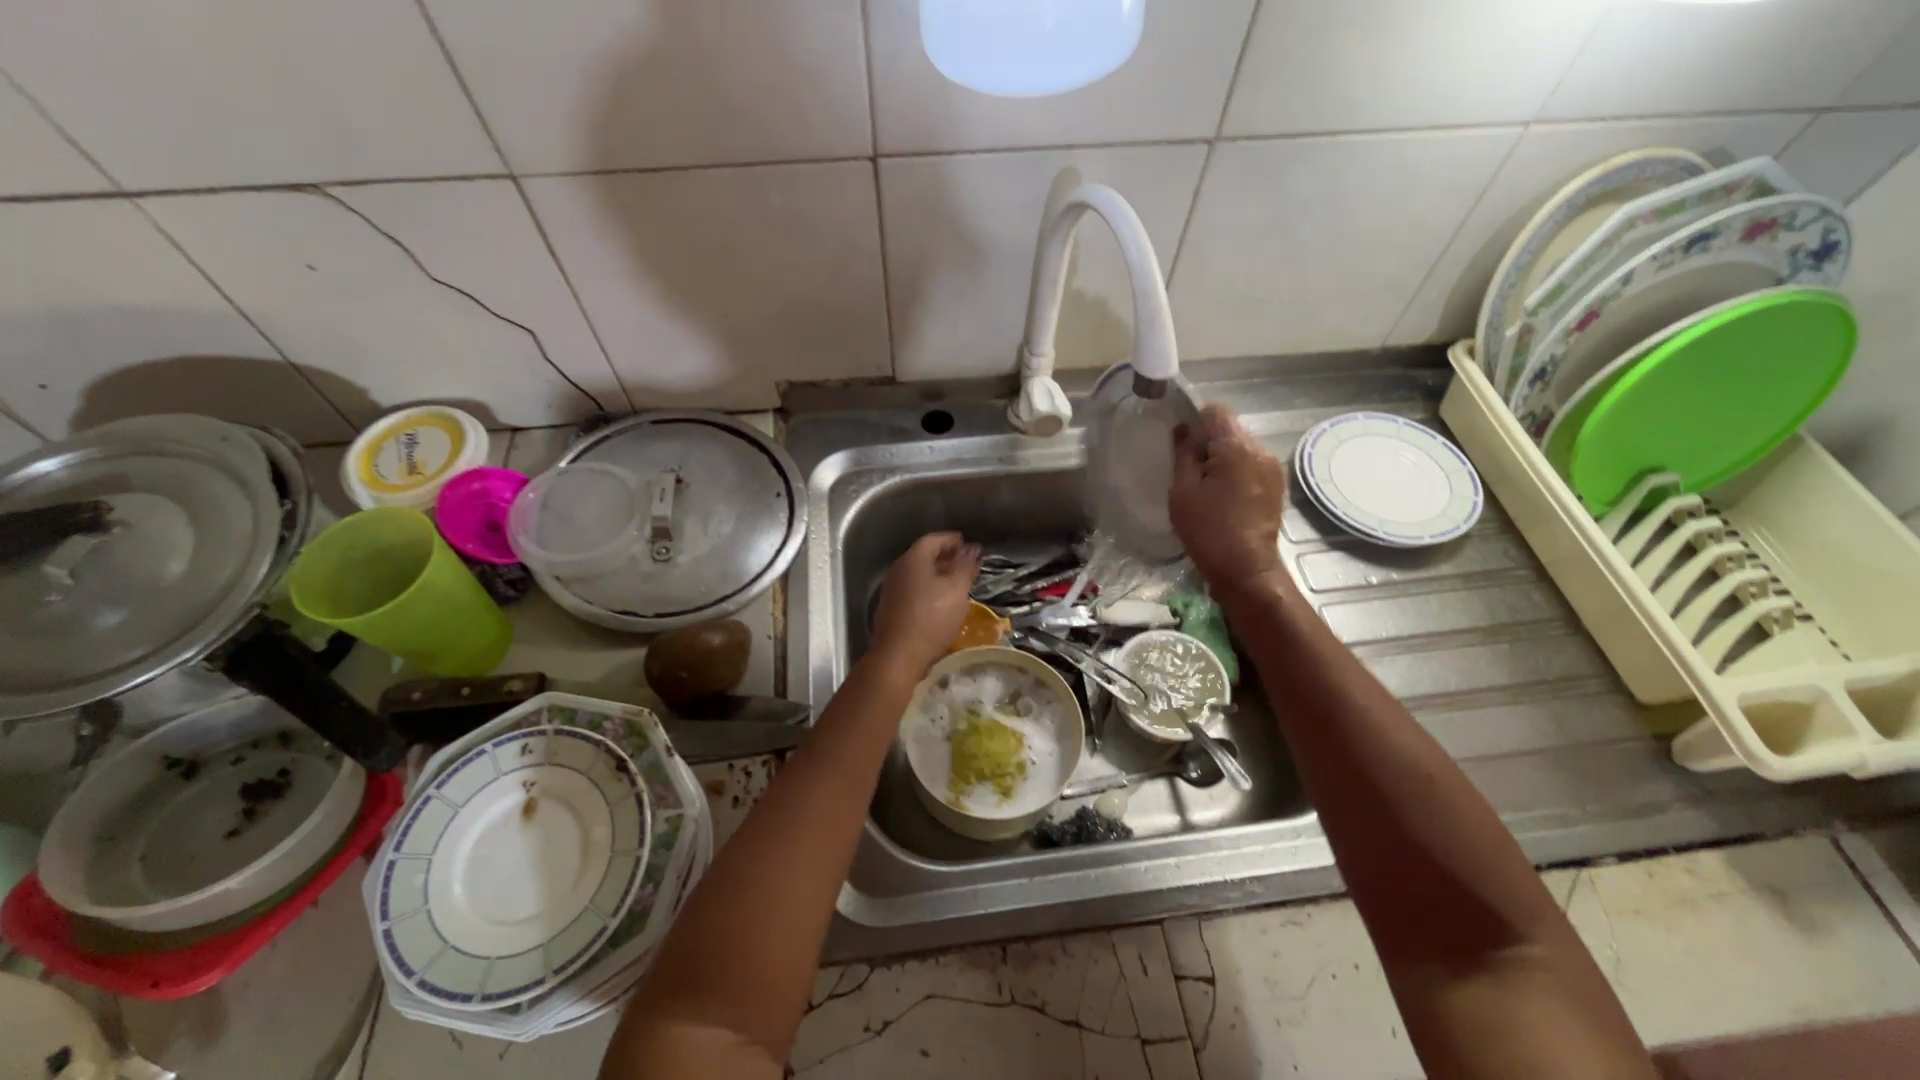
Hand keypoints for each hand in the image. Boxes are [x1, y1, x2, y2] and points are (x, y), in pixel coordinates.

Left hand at [869, 532, 983, 675]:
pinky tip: (941, 604)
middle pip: (924, 556)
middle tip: (967, 564)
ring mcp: (892, 591)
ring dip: (938, 575)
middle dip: (947, 557)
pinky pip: (913, 591)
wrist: (898, 656)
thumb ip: (965, 566)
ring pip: (918, 575)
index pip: (933, 539)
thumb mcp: (956, 589)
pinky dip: (929, 590)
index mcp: (913, 559)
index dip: (952, 539)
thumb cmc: (931, 618)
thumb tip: (972, 548)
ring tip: (958, 584)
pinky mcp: (891, 610)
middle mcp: (898, 570)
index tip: (968, 545)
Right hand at [1170, 404, 1289, 593]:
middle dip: (1209, 442)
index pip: (1216, 411)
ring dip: (1223, 458)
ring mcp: (1273, 468)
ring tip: (1208, 488)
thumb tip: (1184, 430)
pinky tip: (1224, 497)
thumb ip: (1183, 454)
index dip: (1196, 420)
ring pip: (1241, 447)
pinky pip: (1251, 465)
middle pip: (1230, 429)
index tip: (1182, 444)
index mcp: (1237, 448)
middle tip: (1190, 471)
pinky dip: (1236, 472)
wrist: (1245, 570)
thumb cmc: (1208, 531)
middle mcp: (1261, 450)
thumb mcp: (1183, 492)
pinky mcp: (1276, 485)